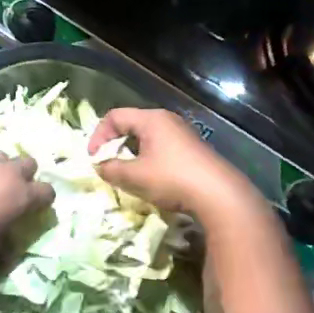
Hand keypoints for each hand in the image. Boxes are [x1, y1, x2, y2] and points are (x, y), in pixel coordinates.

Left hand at [0, 156, 54, 259]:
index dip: (44, 199)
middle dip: (26, 175)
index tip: (38, 207)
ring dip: (3, 168)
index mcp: (22, 196)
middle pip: (29, 163)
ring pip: (4, 157)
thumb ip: (4, 242)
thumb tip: (8, 249)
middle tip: (16, 192)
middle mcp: (8, 174)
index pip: (47, 191)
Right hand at [90, 108, 264, 223]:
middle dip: (114, 144)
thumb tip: (100, 166)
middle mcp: (168, 121)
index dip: (98, 135)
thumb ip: (110, 169)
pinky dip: (148, 159)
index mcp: (151, 119)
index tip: (93, 158)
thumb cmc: (172, 179)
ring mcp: (183, 134)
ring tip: (127, 174)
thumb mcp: (134, 176)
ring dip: (131, 154)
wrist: (220, 196)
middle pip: (131, 125)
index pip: (114, 116)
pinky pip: (162, 148)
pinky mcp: (193, 150)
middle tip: (108, 164)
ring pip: (147, 138)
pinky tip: (151, 179)